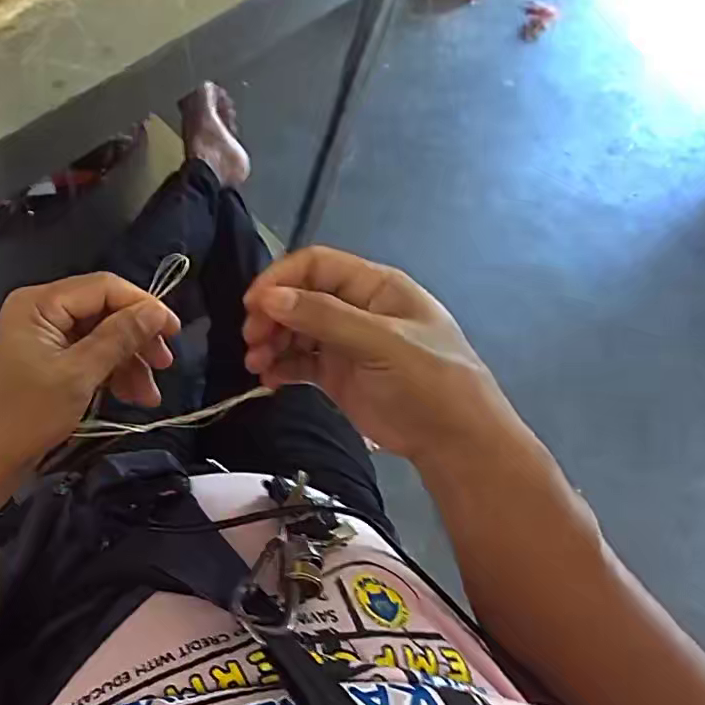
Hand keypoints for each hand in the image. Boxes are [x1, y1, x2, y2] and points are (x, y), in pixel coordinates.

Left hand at [0, 272, 179, 508]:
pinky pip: (89, 358)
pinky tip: (132, 397)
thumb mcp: (79, 375)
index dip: (143, 305)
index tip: (174, 332)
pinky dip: (112, 375)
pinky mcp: (48, 364)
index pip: (104, 287)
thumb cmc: (27, 415)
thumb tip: (158, 311)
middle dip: (137, 339)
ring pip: (101, 338)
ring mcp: (45, 339)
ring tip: (150, 397)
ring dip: (129, 364)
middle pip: (104, 312)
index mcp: (40, 303)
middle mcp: (42, 312)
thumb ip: (119, 338)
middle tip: (165, 366)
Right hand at [241, 246, 519, 462]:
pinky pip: (299, 363)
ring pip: (295, 332)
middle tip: (252, 342)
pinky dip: (280, 369)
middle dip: (271, 316)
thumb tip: (269, 298)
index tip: (252, 306)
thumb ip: (325, 318)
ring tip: (256, 365)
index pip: (316, 266)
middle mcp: (355, 309)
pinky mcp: (336, 376)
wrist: (452, 438)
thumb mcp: (380, 342)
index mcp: (374, 287)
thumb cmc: (429, 381)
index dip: (280, 280)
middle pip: (299, 299)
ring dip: (271, 344)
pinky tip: (268, 381)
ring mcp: (344, 344)